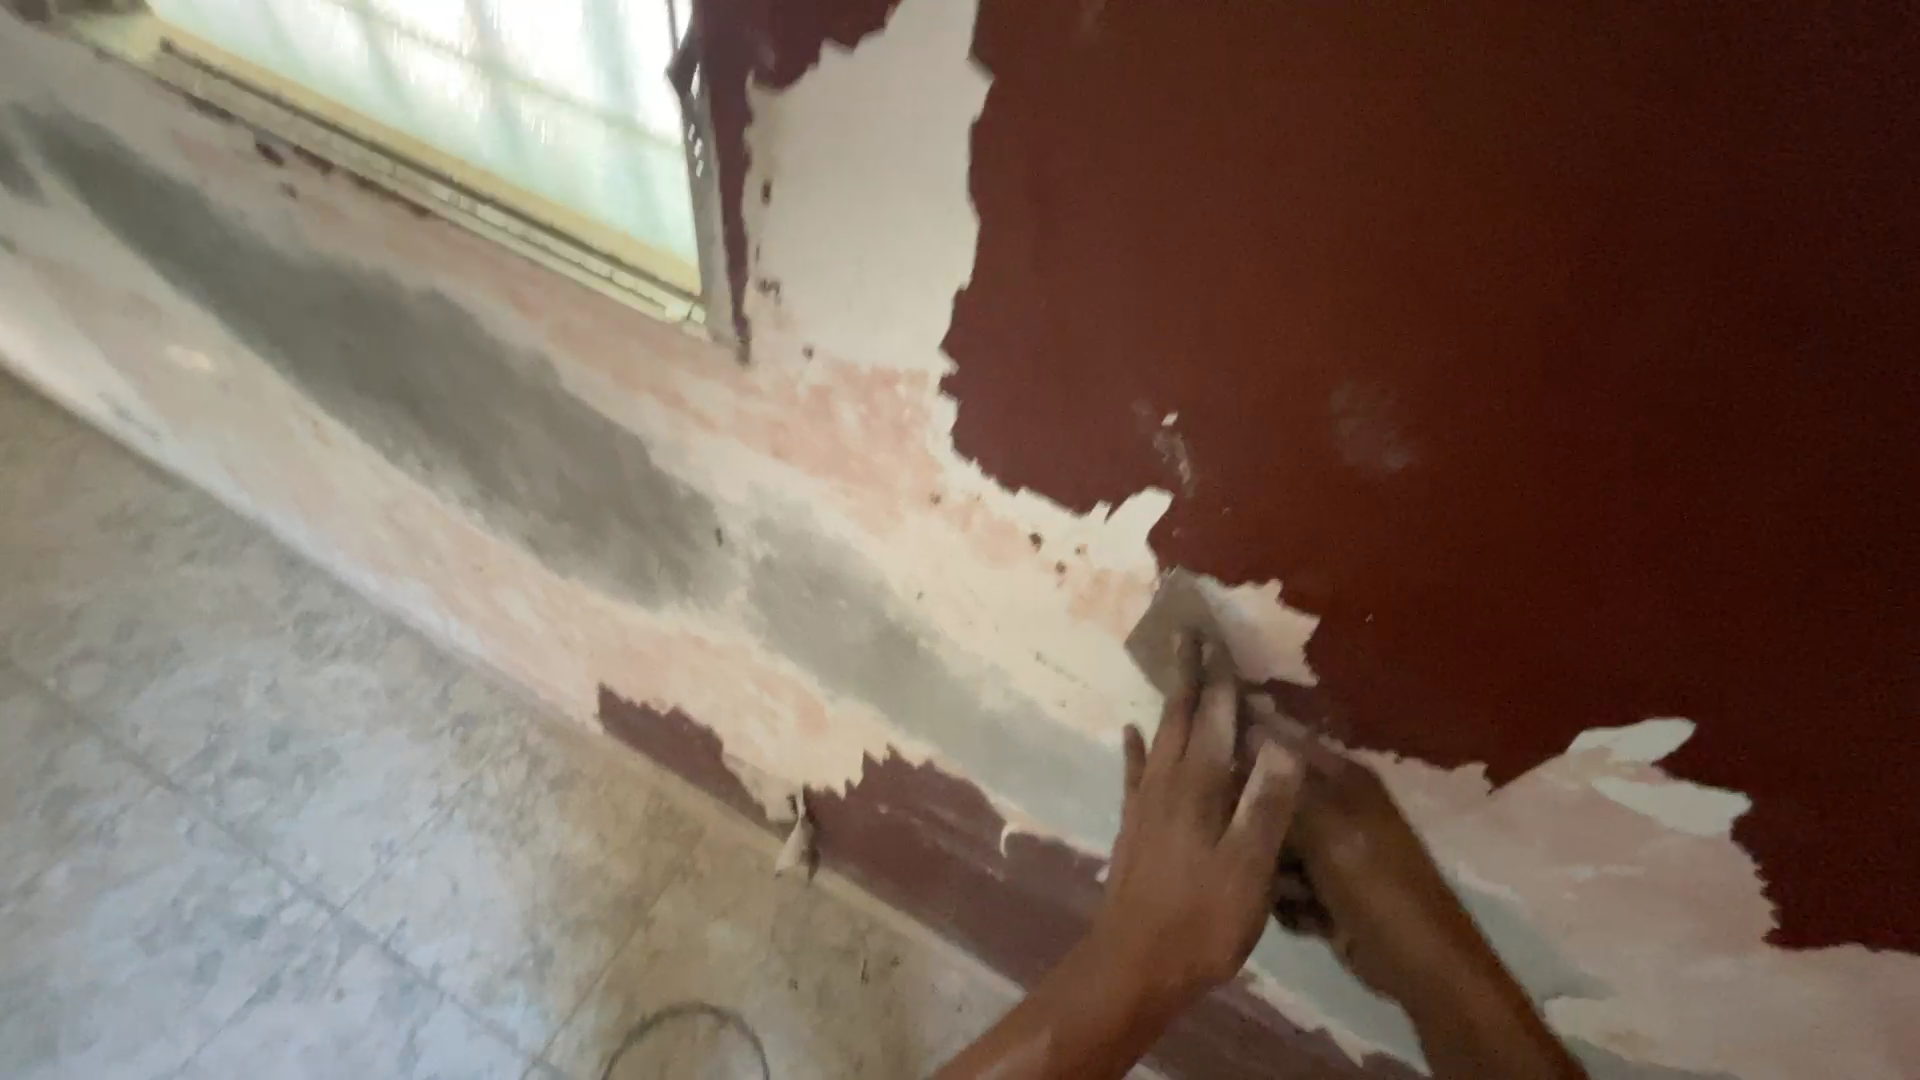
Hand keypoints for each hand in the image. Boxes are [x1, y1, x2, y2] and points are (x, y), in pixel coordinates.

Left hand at [1091, 637, 1304, 1011]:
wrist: (1135, 958)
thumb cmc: (1202, 917)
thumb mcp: (1249, 868)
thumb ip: (1266, 804)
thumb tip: (1282, 742)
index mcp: (1199, 785)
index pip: (1214, 717)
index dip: (1218, 676)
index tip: (1216, 637)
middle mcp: (1167, 780)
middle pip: (1180, 715)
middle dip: (1188, 673)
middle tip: (1190, 635)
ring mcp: (1146, 799)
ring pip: (1159, 735)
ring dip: (1170, 701)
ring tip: (1175, 673)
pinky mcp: (1134, 820)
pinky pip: (1136, 769)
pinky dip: (1137, 745)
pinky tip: (1131, 731)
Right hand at [1249, 706, 1498, 1005]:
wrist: (1419, 966)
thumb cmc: (1375, 882)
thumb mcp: (1324, 823)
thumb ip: (1279, 783)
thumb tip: (1247, 729)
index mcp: (1341, 777)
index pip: (1281, 742)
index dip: (1244, 747)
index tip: (1207, 762)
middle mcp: (1333, 805)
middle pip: (1268, 798)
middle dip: (1255, 824)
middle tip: (1246, 840)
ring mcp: (1329, 851)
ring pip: (1269, 845)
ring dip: (1272, 871)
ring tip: (1292, 890)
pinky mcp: (1324, 890)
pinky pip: (1281, 884)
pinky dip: (1287, 902)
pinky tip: (1305, 915)